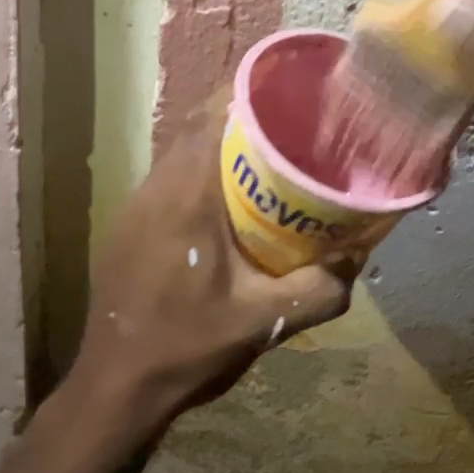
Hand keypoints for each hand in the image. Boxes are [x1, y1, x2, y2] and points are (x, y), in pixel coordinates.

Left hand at [73, 93, 358, 418]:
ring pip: (181, 150)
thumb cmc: (187, 346)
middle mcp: (156, 186)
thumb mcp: (263, 324)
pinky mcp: (127, 223)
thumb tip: (358, 256)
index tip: (285, 87)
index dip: (247, 91)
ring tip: (264, 154)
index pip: (212, 115)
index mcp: (186, 194)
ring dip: (218, 144)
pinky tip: (224, 199)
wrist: (115, 385)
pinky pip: (168, 176)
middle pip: (198, 126)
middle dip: (241, 115)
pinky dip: (198, 170)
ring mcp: (135, 203)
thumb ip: (318, 290)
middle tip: (287, 121)